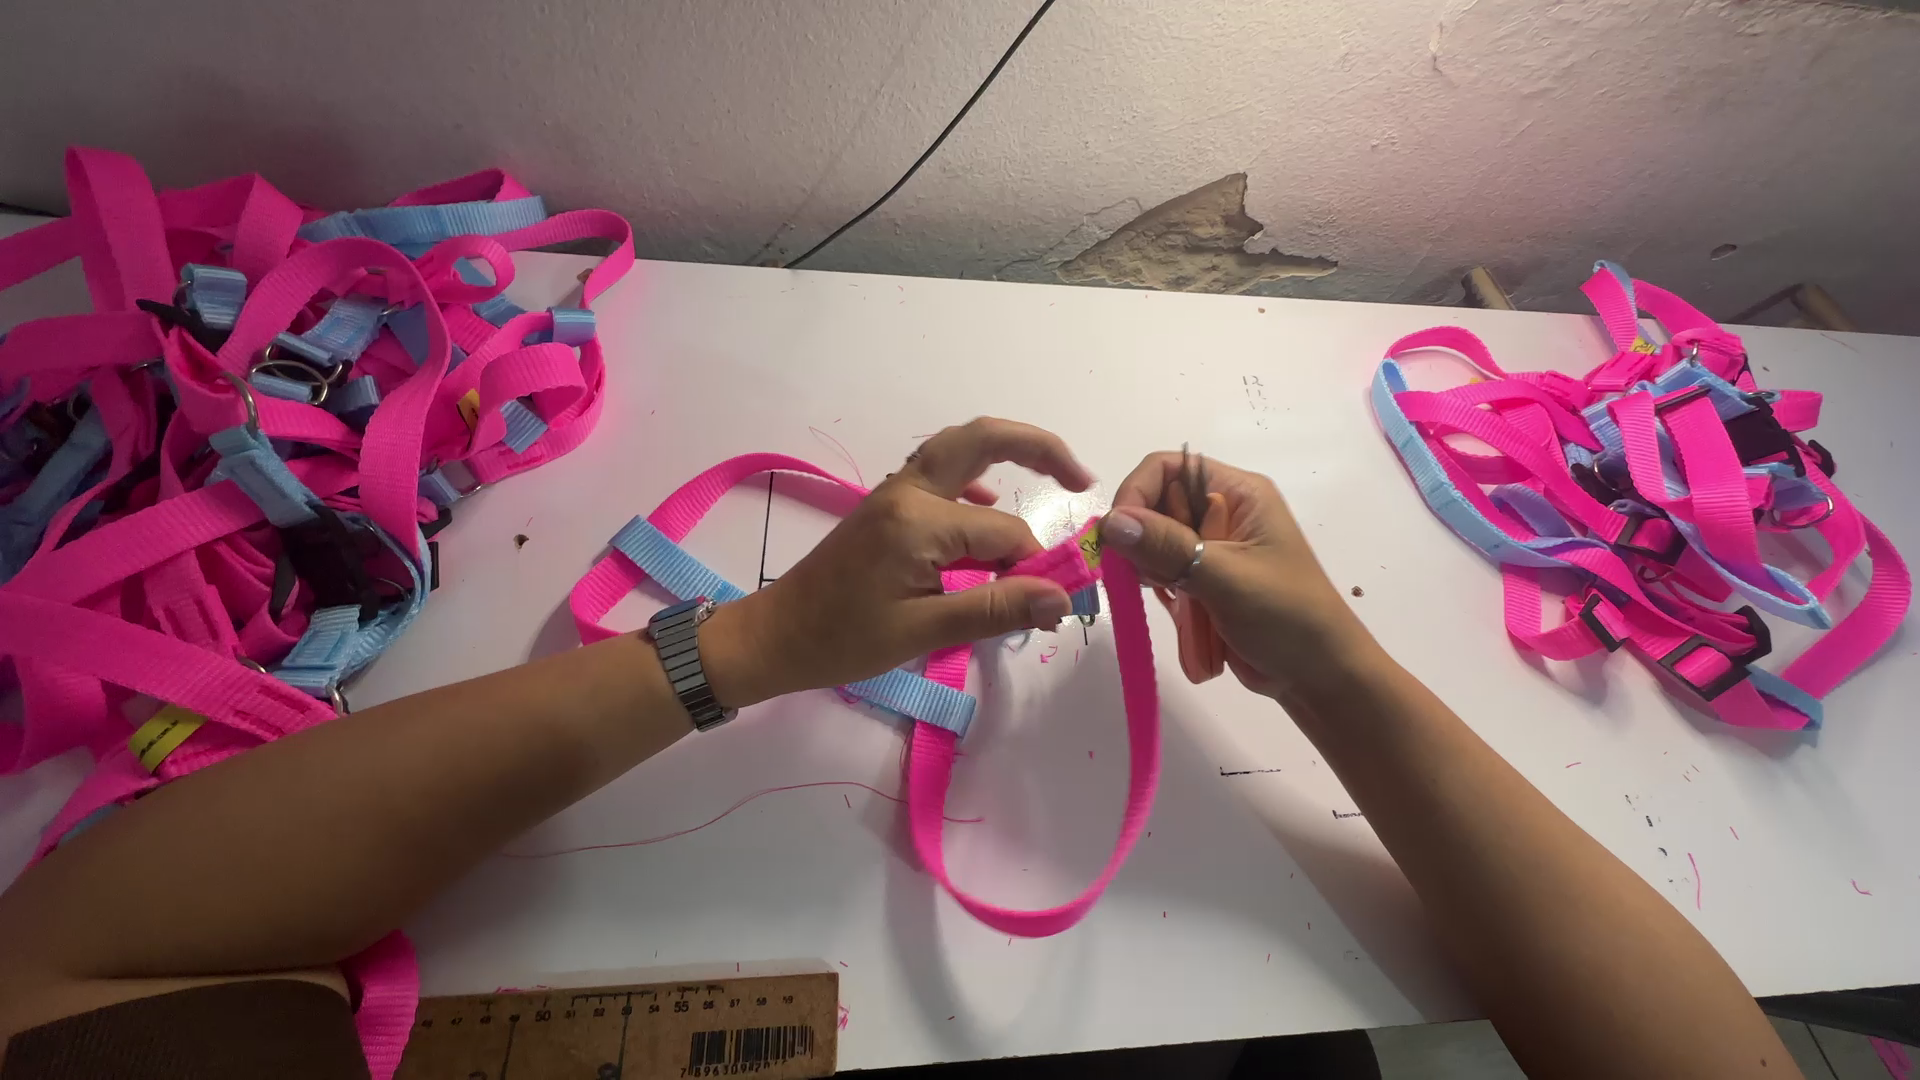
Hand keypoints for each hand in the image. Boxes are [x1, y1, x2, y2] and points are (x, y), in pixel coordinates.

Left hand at [706, 418, 1093, 706]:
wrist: (774, 637)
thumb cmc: (842, 640)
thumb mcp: (922, 631)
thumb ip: (995, 609)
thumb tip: (1062, 597)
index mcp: (918, 521)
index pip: (1005, 533)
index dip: (1034, 568)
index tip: (1049, 606)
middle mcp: (907, 491)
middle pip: (982, 439)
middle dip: (1039, 449)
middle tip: (1082, 476)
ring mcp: (893, 493)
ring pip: (959, 449)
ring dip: (1006, 455)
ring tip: (1053, 474)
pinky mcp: (886, 506)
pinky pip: (938, 474)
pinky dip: (973, 478)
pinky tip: (989, 503)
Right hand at [1102, 452, 1375, 697]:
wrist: (1318, 675)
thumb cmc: (1287, 617)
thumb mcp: (1226, 578)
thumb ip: (1168, 547)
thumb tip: (1110, 523)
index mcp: (1237, 493)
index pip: (1167, 468)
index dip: (1136, 494)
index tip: (1117, 537)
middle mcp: (1221, 511)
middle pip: (1154, 504)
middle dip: (1141, 537)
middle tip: (1148, 575)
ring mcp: (1210, 546)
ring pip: (1151, 540)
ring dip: (1148, 567)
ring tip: (1170, 595)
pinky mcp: (1201, 578)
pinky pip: (1159, 570)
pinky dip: (1156, 587)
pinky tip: (1174, 607)